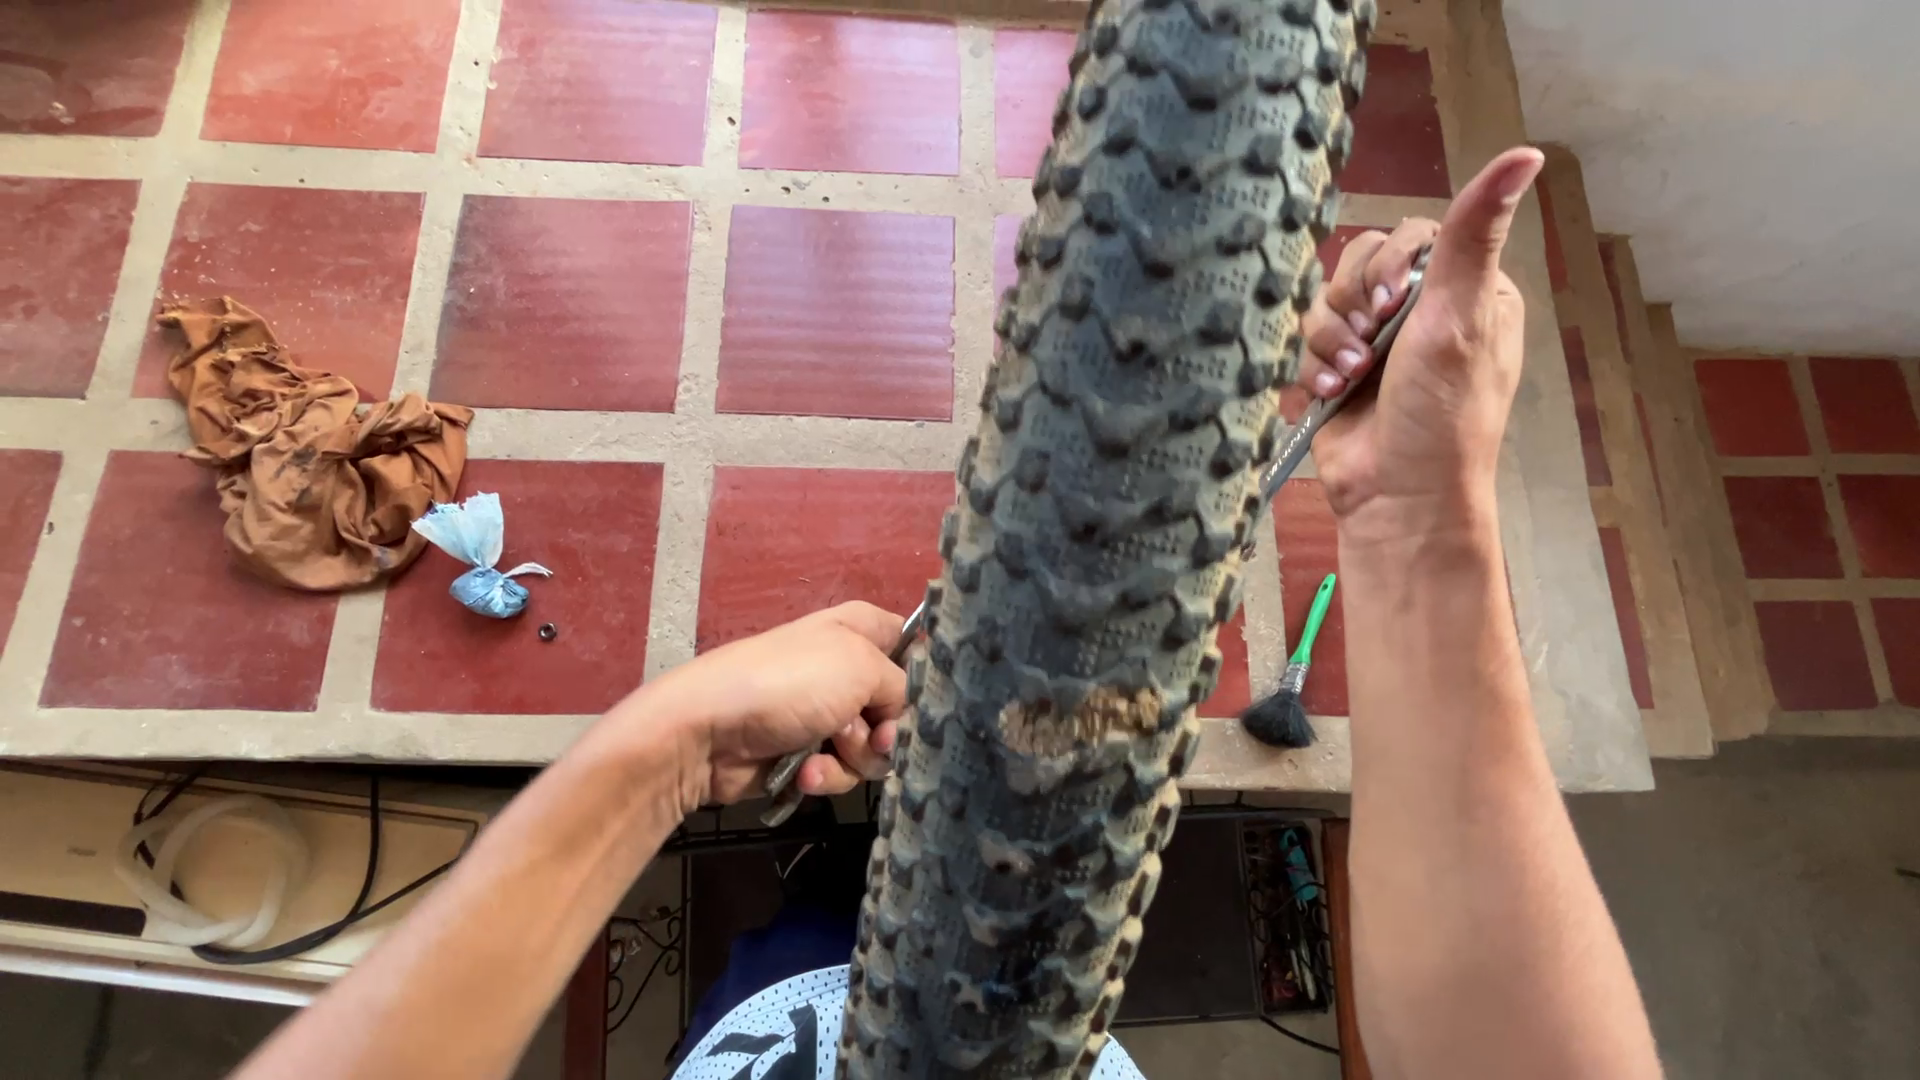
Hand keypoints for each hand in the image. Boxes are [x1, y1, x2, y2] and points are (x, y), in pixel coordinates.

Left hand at [636, 602, 907, 808]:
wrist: (710, 731)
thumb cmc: (791, 683)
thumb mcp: (862, 666)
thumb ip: (904, 687)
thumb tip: (902, 718)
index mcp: (861, 629)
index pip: (916, 644)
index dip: (925, 674)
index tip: (925, 699)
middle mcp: (849, 667)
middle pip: (901, 706)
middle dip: (889, 729)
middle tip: (871, 736)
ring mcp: (829, 712)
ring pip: (876, 746)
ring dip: (855, 756)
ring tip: (825, 748)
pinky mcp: (810, 751)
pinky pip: (843, 770)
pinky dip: (826, 775)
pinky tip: (804, 772)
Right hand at [1297, 147, 1543, 545]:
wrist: (1395, 492)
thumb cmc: (1442, 411)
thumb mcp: (1459, 319)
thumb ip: (1473, 238)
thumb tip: (1526, 152)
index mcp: (1463, 291)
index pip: (1410, 237)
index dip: (1389, 263)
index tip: (1392, 302)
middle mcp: (1415, 313)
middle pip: (1356, 266)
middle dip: (1353, 304)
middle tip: (1369, 338)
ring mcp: (1371, 346)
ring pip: (1324, 306)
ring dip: (1330, 341)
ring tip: (1349, 377)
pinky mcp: (1335, 375)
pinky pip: (1306, 348)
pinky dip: (1314, 370)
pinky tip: (1331, 394)